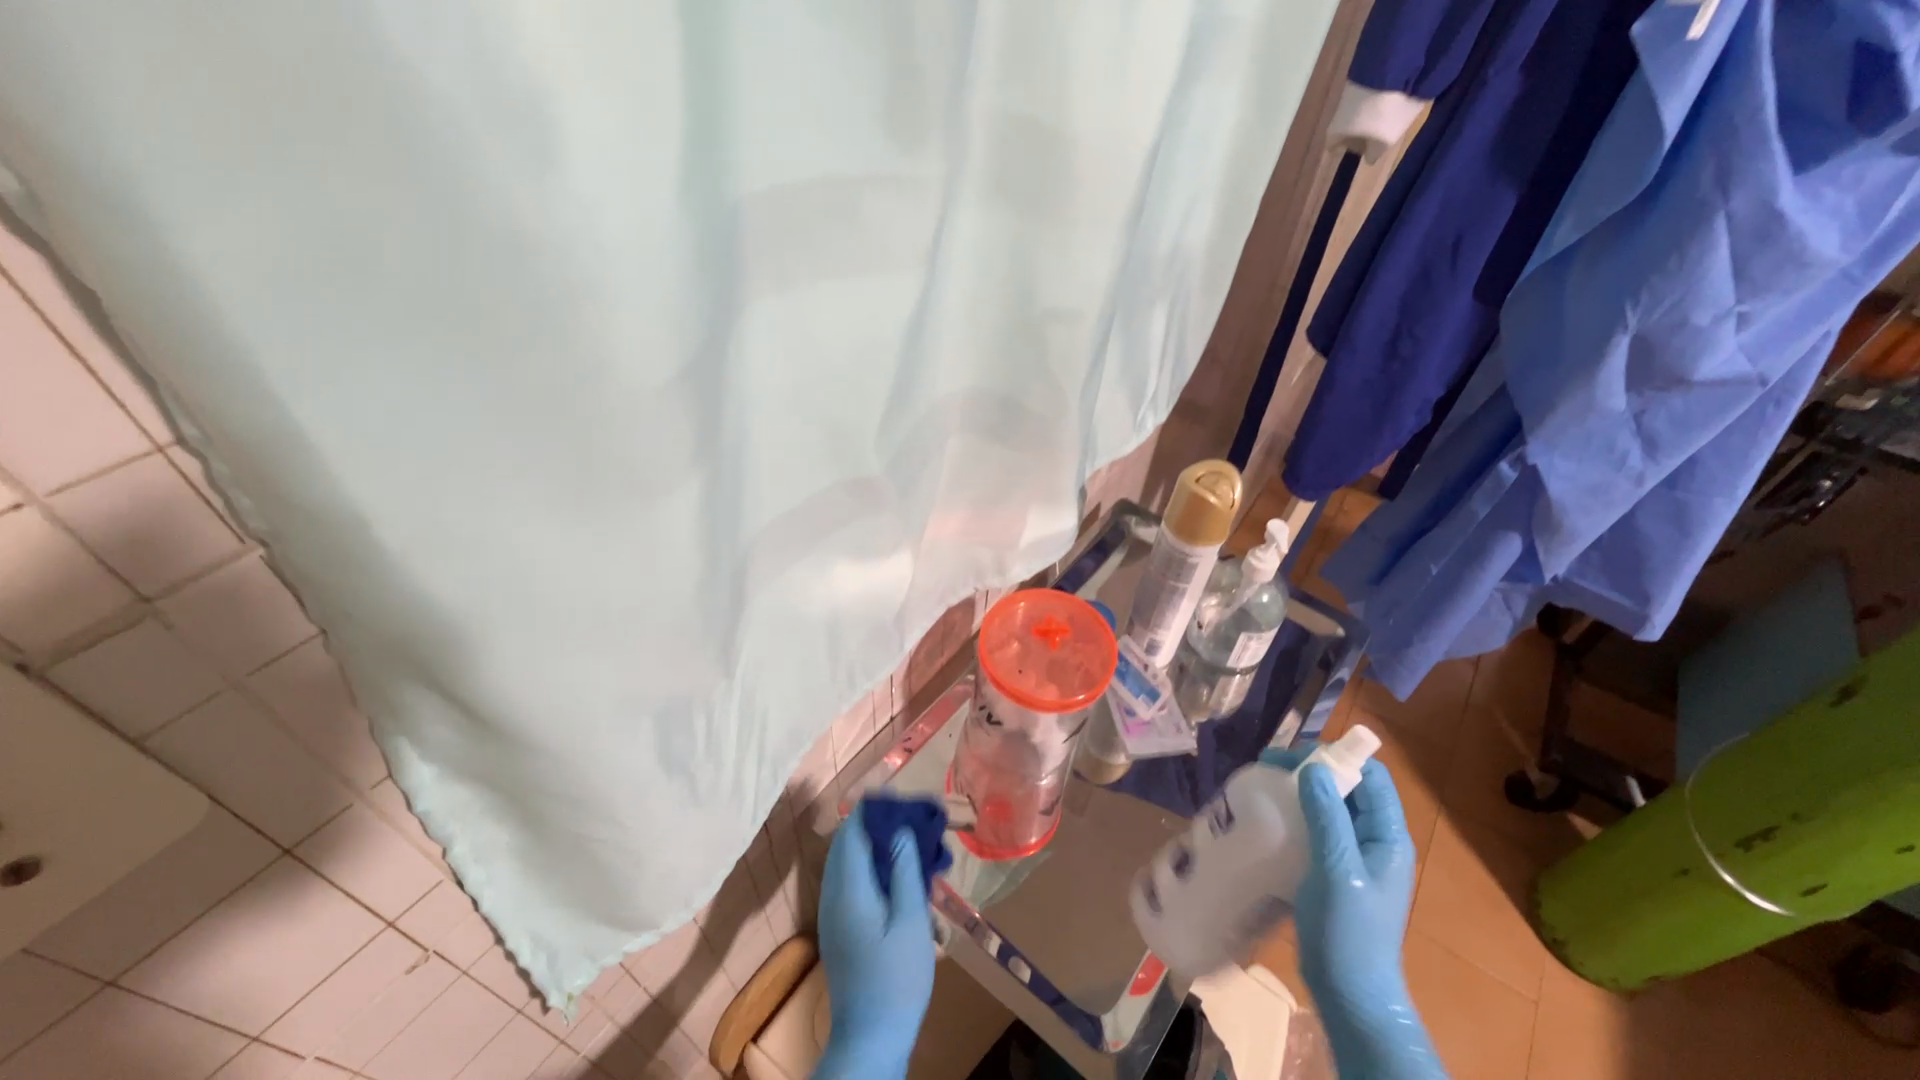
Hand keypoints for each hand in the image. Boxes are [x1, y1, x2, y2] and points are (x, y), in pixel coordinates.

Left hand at [815, 803, 935, 1078]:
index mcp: (847, 888)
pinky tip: (911, 884)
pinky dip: (881, 874)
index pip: (852, 831)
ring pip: (855, 865)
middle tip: (923, 829)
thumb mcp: (910, 921)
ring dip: (886, 853)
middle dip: (886, 830)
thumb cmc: (896, 978)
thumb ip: (905, 871)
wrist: (871, 1036)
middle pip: (851, 844)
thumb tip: (899, 830)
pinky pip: (857, 885)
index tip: (908, 804)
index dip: (877, 811)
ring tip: (925, 855)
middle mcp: (833, 895)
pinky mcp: (841, 928)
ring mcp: (834, 913)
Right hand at [1260, 746, 1444, 1077]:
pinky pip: (1316, 834)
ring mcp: (1354, 860)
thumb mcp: (1338, 869)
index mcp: (1387, 836)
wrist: (1350, 993)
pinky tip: (1266, 824)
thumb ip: (1328, 816)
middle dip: (1310, 772)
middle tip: (1265, 769)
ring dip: (1298, 796)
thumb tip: (1314, 767)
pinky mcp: (1333, 876)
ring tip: (1261, 790)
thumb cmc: (1350, 931)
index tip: (1290, 757)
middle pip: (1347, 789)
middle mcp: (1374, 841)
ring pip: (1329, 810)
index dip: (1336, 757)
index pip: (1371, 777)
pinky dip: (1294, 821)